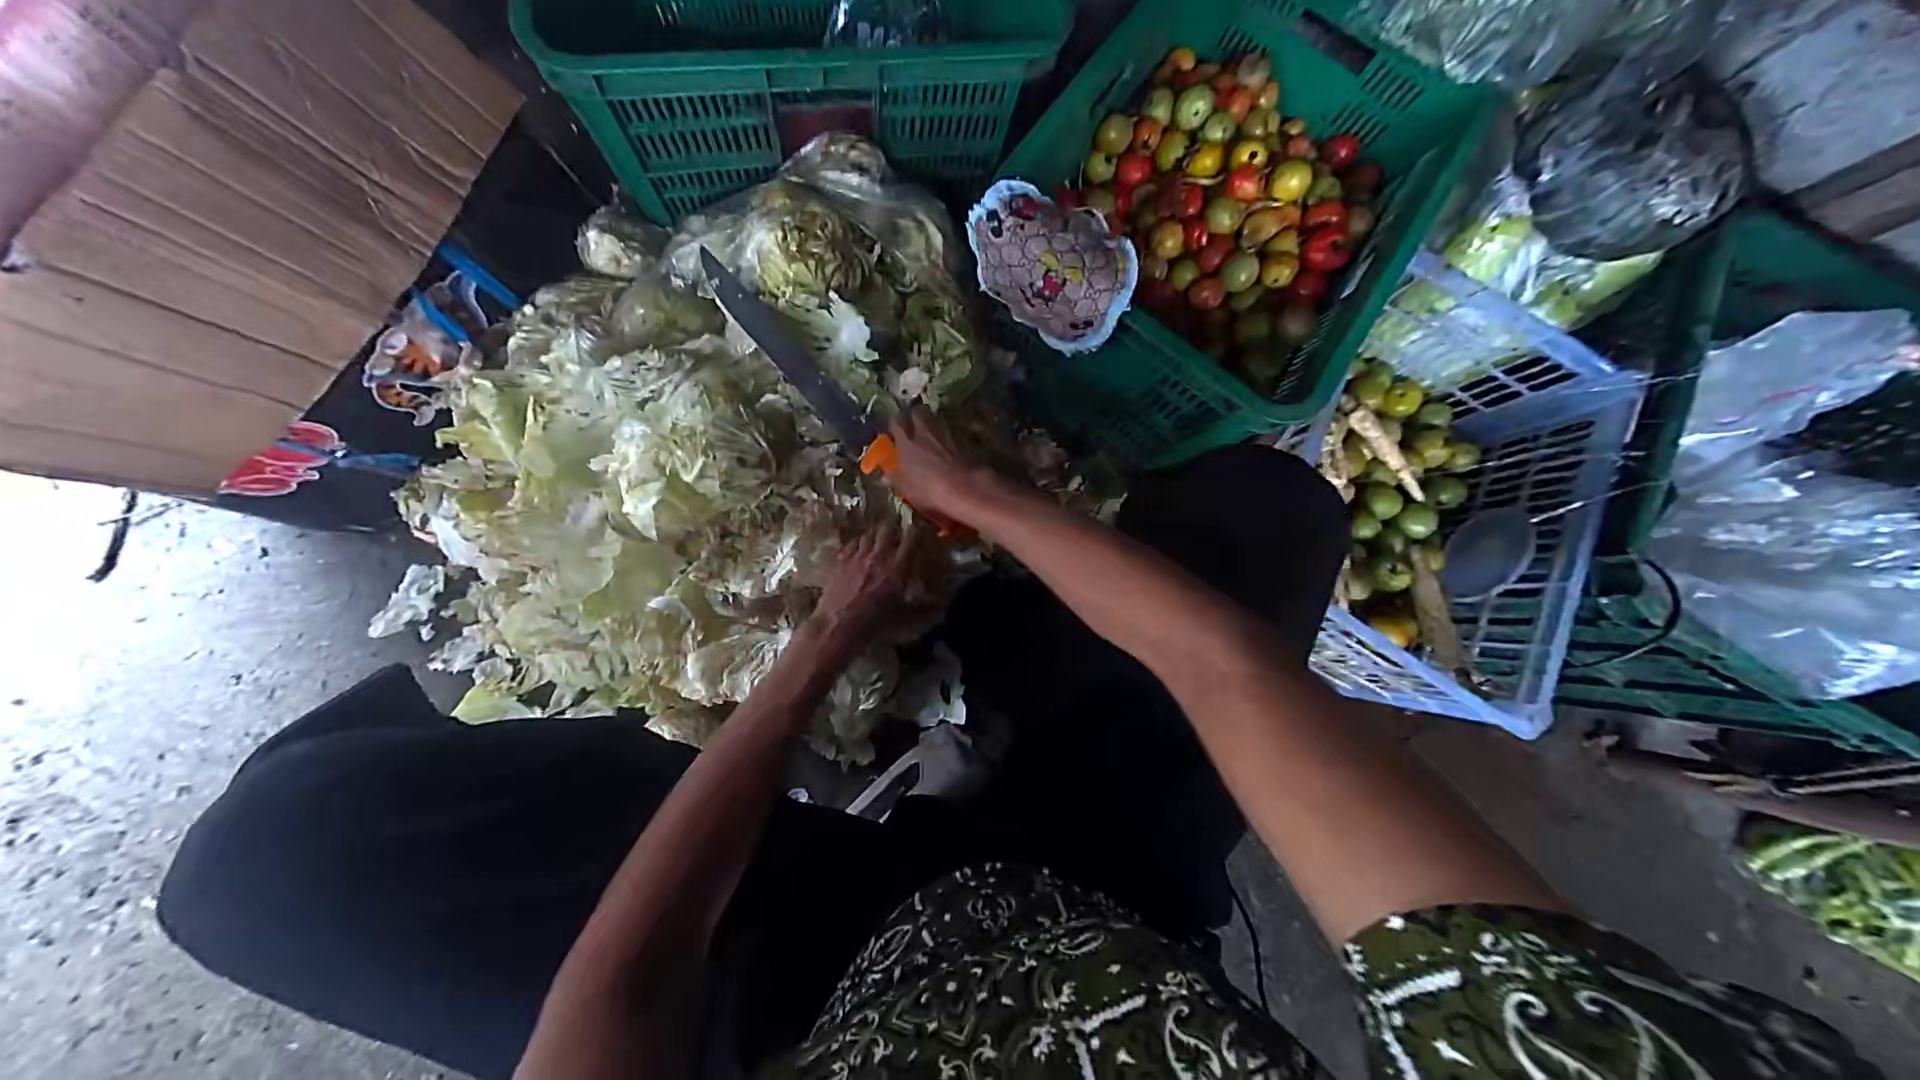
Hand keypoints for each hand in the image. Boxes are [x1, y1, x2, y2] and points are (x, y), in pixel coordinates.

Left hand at [811, 523, 914, 647]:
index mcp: (898, 567)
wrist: (840, 625)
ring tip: (876, 542)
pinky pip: (851, 543)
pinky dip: (857, 544)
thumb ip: (924, 609)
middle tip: (894, 536)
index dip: (914, 532)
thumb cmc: (876, 622)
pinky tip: (858, 551)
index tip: (915, 533)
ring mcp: (857, 555)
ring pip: (868, 534)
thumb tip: (940, 609)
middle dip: (892, 530)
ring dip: (875, 536)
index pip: (910, 538)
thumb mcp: (904, 616)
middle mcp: (879, 555)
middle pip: (887, 529)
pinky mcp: (840, 560)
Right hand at [884, 408, 1011, 526]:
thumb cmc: (930, 490)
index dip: (895, 424)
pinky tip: (946, 443)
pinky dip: (946, 432)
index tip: (894, 431)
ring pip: (936, 416)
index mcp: (907, 442)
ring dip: (932, 420)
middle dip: (914, 414)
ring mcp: (945, 432)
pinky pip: (950, 428)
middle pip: (918, 410)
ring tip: (930, 432)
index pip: (896, 421)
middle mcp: (925, 432)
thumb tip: (885, 476)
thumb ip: (895, 479)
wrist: (965, 487)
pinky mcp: (962, 437)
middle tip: (913, 425)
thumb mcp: (907, 490)